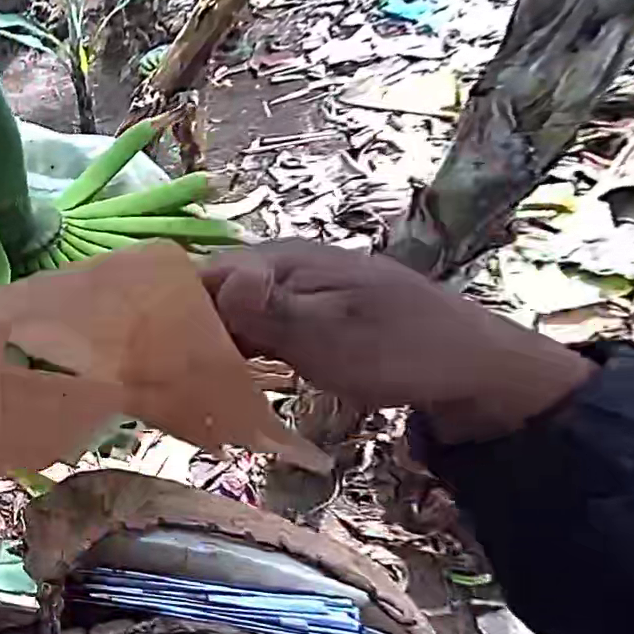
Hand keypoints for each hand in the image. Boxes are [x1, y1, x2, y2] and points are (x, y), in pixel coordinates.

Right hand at [200, 241, 594, 442]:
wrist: (476, 369)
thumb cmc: (399, 351)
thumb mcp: (330, 334)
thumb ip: (269, 309)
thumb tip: (221, 278)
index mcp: (282, 259)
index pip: (203, 274)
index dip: (172, 307)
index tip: (156, 349)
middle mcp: (279, 264)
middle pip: (211, 290)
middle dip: (186, 326)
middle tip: (171, 370)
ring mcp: (291, 287)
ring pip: (228, 308)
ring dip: (210, 338)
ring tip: (191, 374)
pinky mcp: (301, 310)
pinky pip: (251, 322)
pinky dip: (235, 345)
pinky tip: (227, 370)